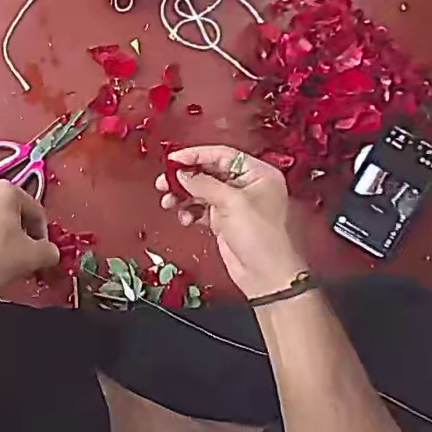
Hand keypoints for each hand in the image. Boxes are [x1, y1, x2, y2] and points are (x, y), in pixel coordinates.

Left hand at [0, 181, 60, 309]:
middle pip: (13, 214)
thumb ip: (50, 251)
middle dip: (21, 237)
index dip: (43, 234)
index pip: (36, 211)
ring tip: (2, 264)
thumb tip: (50, 253)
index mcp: (6, 190)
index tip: (42, 251)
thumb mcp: (32, 257)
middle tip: (24, 258)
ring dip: (1, 241)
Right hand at [156, 146, 309, 299]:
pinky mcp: (224, 220)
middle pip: (209, 171)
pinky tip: (184, 217)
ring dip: (183, 195)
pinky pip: (201, 208)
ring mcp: (235, 204)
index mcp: (258, 174)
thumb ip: (205, 184)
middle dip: (186, 177)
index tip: (174, 159)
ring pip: (202, 190)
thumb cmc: (263, 239)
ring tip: (169, 201)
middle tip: (165, 181)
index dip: (197, 155)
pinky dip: (190, 211)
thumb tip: (183, 173)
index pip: (222, 155)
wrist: (266, 277)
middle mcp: (247, 185)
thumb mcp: (233, 204)